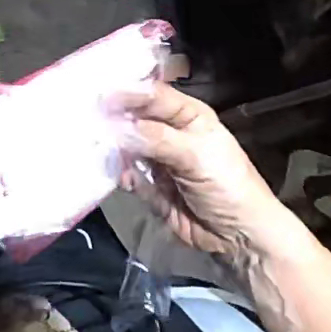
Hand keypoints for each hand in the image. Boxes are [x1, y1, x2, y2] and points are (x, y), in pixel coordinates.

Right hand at [112, 85, 301, 261]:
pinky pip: (128, 173)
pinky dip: (121, 174)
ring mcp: (158, 158)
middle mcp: (171, 132)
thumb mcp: (197, 156)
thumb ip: (158, 139)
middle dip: (115, 119)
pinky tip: (121, 177)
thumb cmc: (229, 187)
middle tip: (91, 121)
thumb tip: (119, 127)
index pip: (154, 95)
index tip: (102, 97)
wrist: (239, 238)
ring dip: (114, 147)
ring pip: (127, 145)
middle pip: (136, 118)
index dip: (129, 93)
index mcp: (188, 115)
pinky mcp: (150, 184)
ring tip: (99, 149)